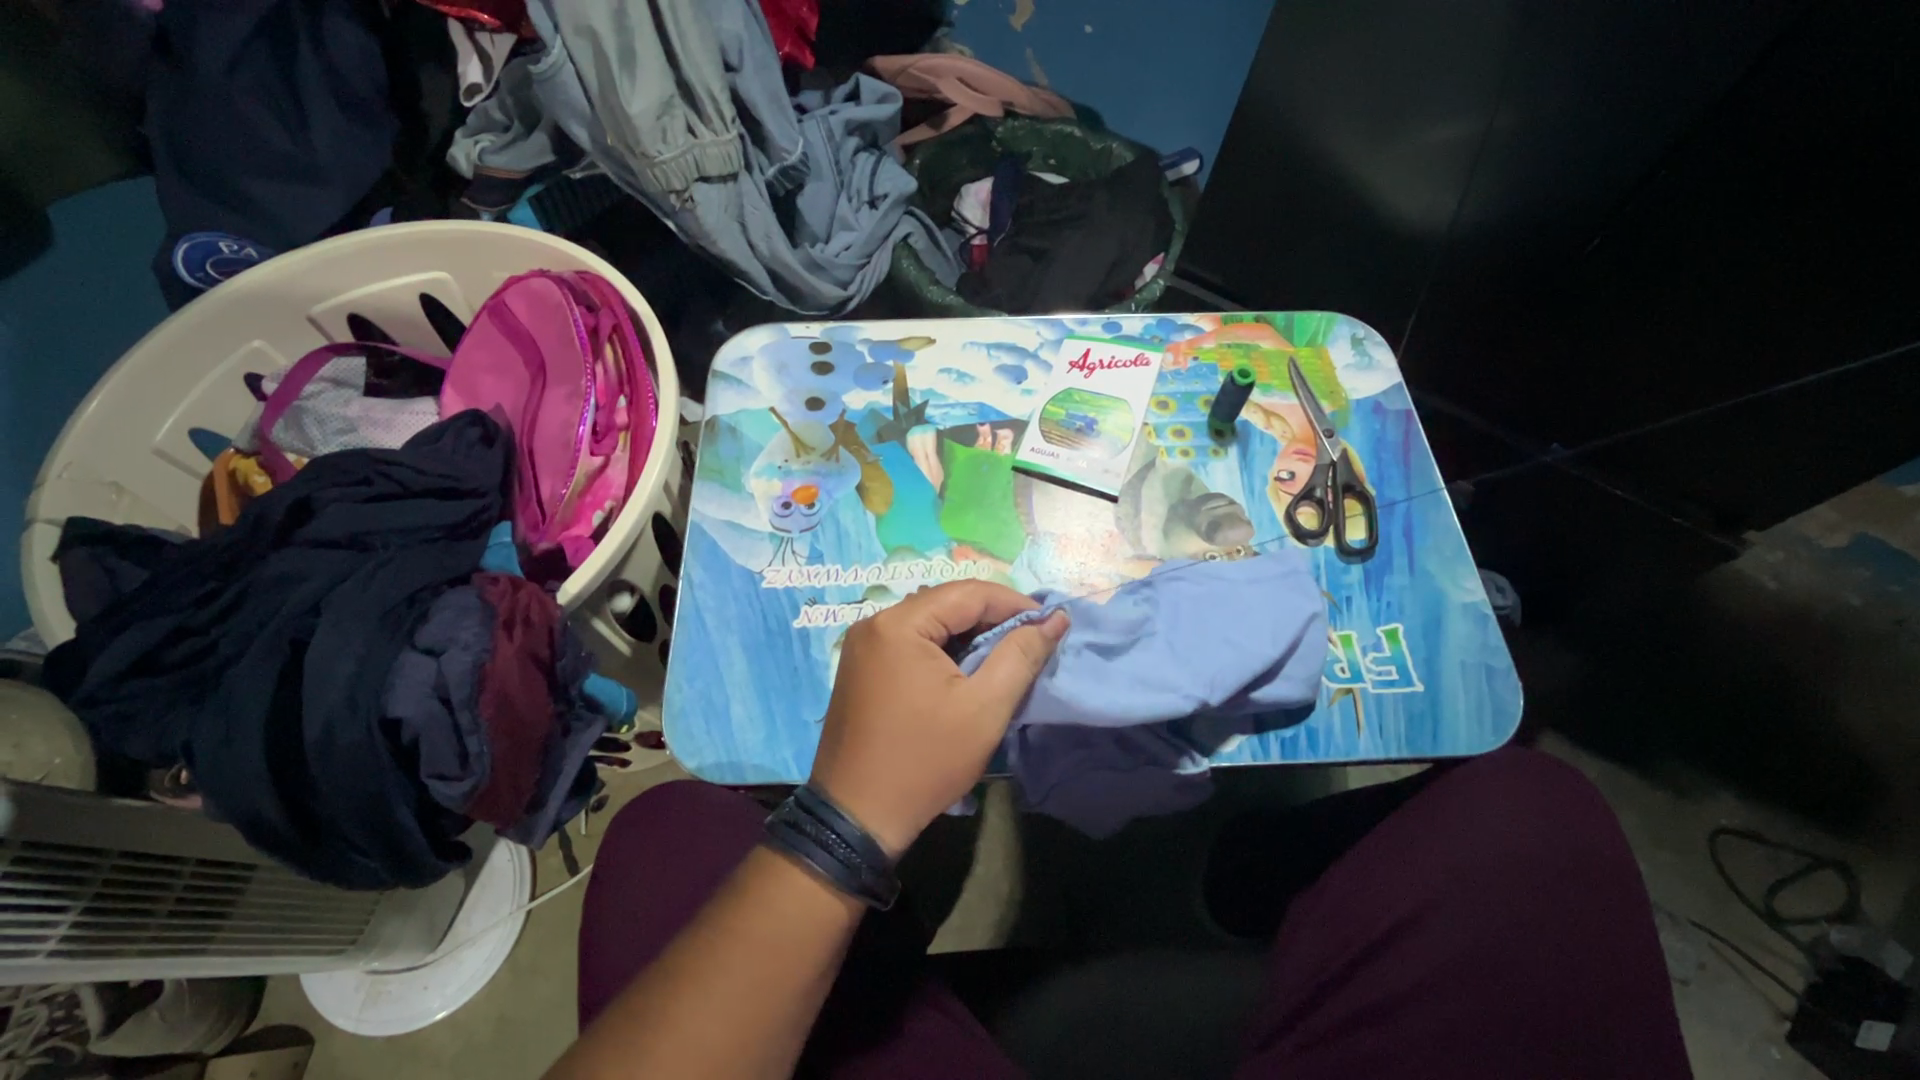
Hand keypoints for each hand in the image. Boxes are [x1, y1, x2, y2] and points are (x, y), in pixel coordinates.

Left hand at [811, 580, 1068, 857]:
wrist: (857, 817)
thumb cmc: (926, 761)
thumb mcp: (985, 708)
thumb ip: (1021, 655)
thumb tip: (1054, 619)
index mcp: (899, 624)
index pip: (968, 593)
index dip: (1015, 603)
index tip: (1051, 623)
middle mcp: (874, 623)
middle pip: (946, 603)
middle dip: (993, 618)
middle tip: (1032, 641)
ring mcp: (862, 646)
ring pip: (929, 623)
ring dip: (969, 634)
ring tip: (1006, 656)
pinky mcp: (861, 669)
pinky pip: (910, 643)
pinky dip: (943, 650)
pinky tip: (967, 671)